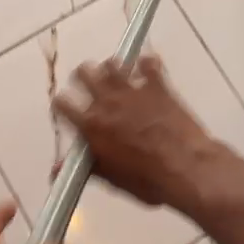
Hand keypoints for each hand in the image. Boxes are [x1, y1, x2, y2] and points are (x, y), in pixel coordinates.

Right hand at [53, 55, 234, 211]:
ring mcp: (132, 91)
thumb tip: (55, 169)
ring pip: (112, 63)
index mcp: (92, 126)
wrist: (188, 169)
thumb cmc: (148, 181)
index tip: (67, 105)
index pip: (63, 103)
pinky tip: (148, 70)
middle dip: (84, 75)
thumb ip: (87, 166)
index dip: (62, 103)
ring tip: (119, 75)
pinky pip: (148, 62)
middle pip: (84, 72)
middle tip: (91, 84)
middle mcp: (107, 102)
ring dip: (113, 67)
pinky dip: (147, 63)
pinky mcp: (157, 85)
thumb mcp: (113, 180)